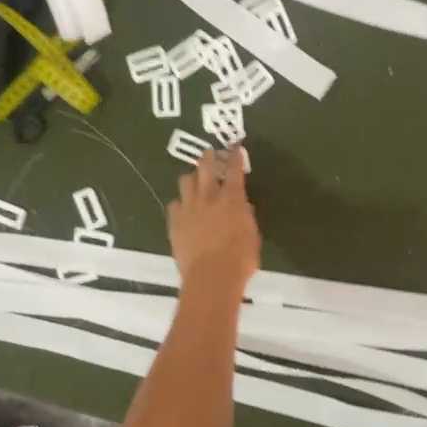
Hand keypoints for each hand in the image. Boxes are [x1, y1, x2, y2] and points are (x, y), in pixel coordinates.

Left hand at [167, 148, 259, 292]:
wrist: (211, 277)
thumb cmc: (240, 260)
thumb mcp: (252, 236)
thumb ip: (246, 217)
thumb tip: (243, 207)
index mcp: (232, 199)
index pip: (234, 171)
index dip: (235, 158)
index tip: (236, 148)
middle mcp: (208, 198)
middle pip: (205, 168)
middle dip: (209, 158)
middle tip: (210, 153)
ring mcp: (188, 209)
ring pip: (186, 182)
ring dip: (192, 178)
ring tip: (194, 180)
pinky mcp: (174, 223)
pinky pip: (174, 205)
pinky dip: (180, 203)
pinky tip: (183, 208)